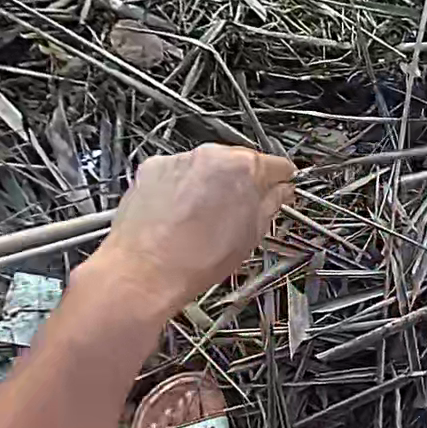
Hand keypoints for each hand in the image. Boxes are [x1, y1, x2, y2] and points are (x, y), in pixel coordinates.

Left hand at [92, 143, 295, 313]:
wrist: (144, 272)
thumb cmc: (195, 259)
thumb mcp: (252, 234)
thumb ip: (271, 204)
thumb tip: (280, 193)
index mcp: (244, 167)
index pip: (276, 164)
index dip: (282, 179)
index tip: (281, 186)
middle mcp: (211, 155)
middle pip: (239, 163)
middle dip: (243, 184)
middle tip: (241, 214)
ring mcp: (180, 160)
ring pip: (207, 168)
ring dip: (211, 186)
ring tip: (206, 221)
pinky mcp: (152, 169)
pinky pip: (179, 173)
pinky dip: (183, 188)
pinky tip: (183, 216)